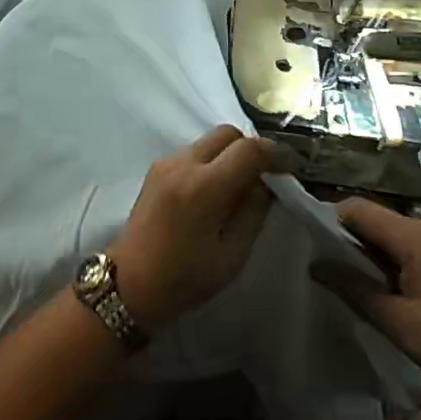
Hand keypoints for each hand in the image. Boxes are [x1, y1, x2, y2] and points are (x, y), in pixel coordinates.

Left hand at [107, 126, 274, 330]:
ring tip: (238, 186)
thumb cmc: (184, 279)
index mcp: (204, 187)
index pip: (249, 150)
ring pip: (208, 140)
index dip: (276, 153)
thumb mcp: (232, 255)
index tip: (291, 166)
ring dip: (229, 154)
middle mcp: (183, 164)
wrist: (129, 285)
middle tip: (265, 175)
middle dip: (251, 148)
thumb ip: (253, 212)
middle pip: (227, 133)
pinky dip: (210, 161)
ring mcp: (165, 163)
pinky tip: (214, 191)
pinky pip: (192, 152)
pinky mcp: (155, 169)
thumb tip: (265, 184)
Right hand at [316, 198, 420, 395]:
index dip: (329, 222)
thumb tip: (316, 266)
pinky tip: (394, 299)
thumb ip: (355, 290)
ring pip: (399, 240)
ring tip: (357, 291)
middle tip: (329, 275)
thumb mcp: (402, 326)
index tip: (309, 248)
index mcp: (420, 237)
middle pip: (380, 222)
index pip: (359, 209)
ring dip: (376, 259)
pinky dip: (399, 268)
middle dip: (352, 244)